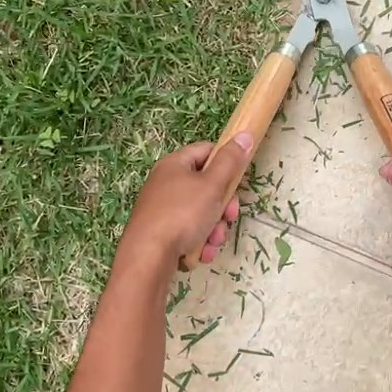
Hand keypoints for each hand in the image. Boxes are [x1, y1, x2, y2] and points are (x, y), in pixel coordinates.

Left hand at [118, 132, 252, 268]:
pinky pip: (188, 230)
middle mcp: (166, 183)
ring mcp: (162, 208)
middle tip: (229, 217)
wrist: (148, 257)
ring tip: (213, 241)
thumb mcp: (212, 185)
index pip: (207, 151)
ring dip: (213, 228)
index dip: (226, 163)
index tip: (238, 181)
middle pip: (206, 186)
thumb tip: (244, 135)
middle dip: (222, 206)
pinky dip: (199, 241)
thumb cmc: (182, 214)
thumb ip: (230, 161)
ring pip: (200, 212)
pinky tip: (201, 253)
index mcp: (175, 164)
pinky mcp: (161, 231)